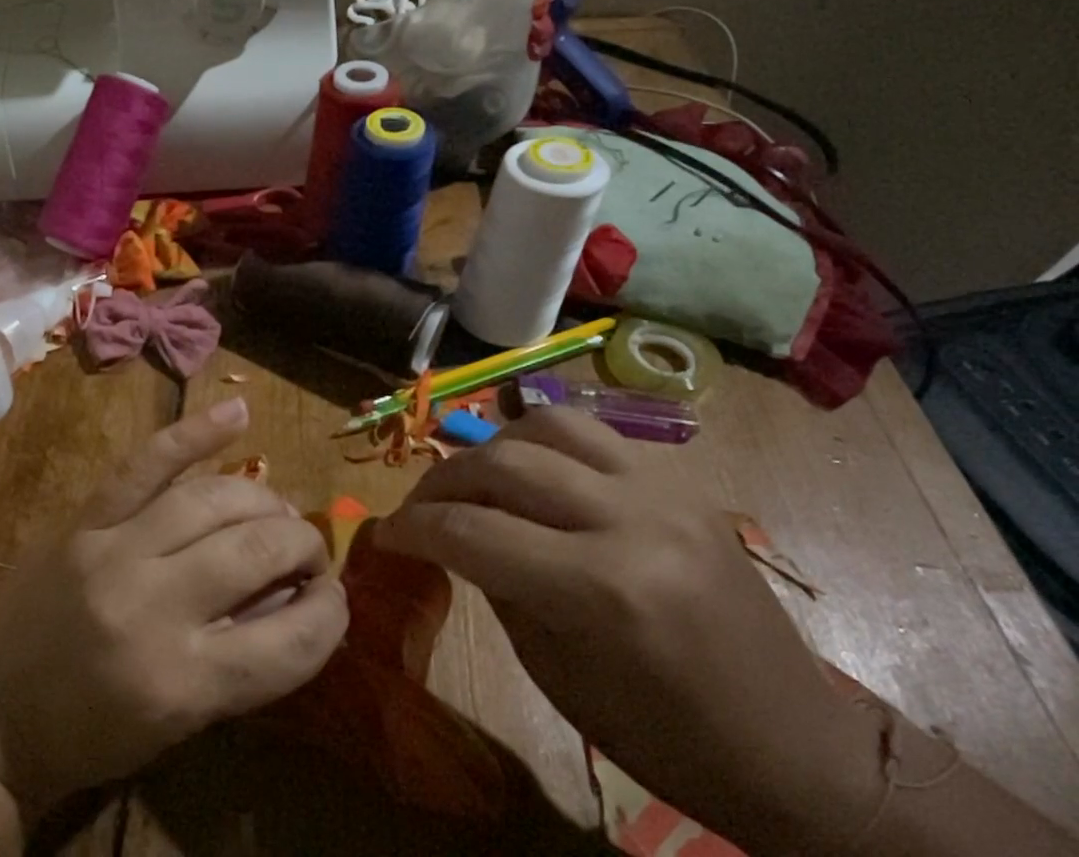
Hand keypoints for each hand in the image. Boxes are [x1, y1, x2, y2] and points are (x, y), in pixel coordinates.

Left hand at [0, 399, 348, 812]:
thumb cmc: (93, 736)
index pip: (292, 639)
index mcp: (183, 682)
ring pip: (211, 499)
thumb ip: (243, 659)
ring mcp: (111, 552)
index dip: (330, 615)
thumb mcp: (181, 722)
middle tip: (307, 555)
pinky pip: (143, 465)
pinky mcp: (81, 522)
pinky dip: (193, 434)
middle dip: (302, 547)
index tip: (334, 601)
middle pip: (257, 551)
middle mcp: (152, 607)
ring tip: (278, 512)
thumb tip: (295, 594)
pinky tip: (238, 414)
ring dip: (261, 501)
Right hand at [374, 408, 882, 851]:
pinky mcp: (685, 487)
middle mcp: (633, 522)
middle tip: (416, 512)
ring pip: (550, 425)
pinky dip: (544, 446)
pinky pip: (596, 439)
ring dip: (492, 447)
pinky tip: (530, 477)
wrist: (790, 747)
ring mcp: (667, 494)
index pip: (469, 531)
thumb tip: (446, 537)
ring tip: (472, 481)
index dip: (410, 529)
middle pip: (501, 463)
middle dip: (439, 483)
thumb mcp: (553, 669)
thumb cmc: (658, 735)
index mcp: (599, 588)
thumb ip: (496, 584)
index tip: (382, 536)